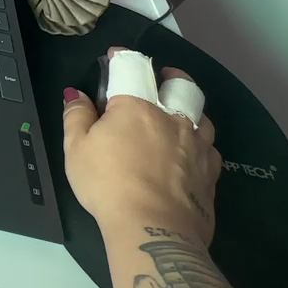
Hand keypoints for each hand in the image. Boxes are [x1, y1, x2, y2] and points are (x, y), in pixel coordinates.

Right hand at [61, 50, 220, 243]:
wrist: (155, 231)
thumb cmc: (108, 183)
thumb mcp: (75, 146)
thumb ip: (76, 115)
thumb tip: (77, 95)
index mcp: (137, 107)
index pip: (133, 68)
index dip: (121, 57)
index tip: (114, 56)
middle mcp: (174, 120)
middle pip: (183, 86)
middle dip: (170, 76)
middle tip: (160, 77)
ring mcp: (199, 148)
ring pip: (202, 115)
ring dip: (189, 108)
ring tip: (176, 112)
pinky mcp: (212, 174)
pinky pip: (210, 146)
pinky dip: (198, 139)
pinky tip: (187, 149)